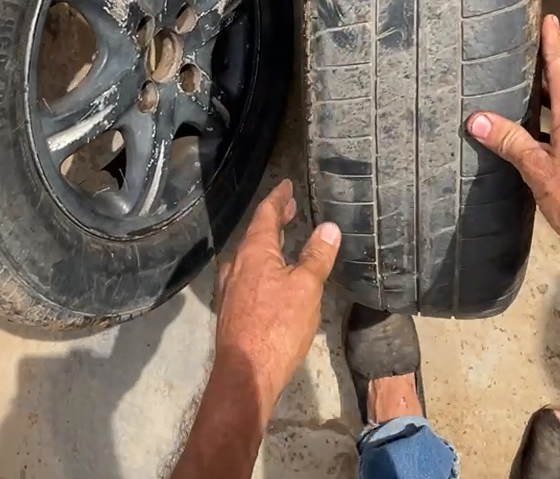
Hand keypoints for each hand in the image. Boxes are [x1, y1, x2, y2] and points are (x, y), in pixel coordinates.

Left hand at [211, 180, 340, 406]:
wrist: (246, 374)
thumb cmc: (278, 326)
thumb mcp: (306, 287)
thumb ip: (317, 256)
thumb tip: (329, 227)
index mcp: (254, 251)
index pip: (266, 213)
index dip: (279, 197)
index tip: (287, 184)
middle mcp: (238, 263)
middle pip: (256, 232)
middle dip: (274, 218)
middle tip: (290, 207)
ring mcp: (231, 287)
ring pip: (250, 254)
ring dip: (268, 241)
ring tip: (283, 237)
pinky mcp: (231, 309)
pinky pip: (248, 273)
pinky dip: (262, 263)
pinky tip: (270, 276)